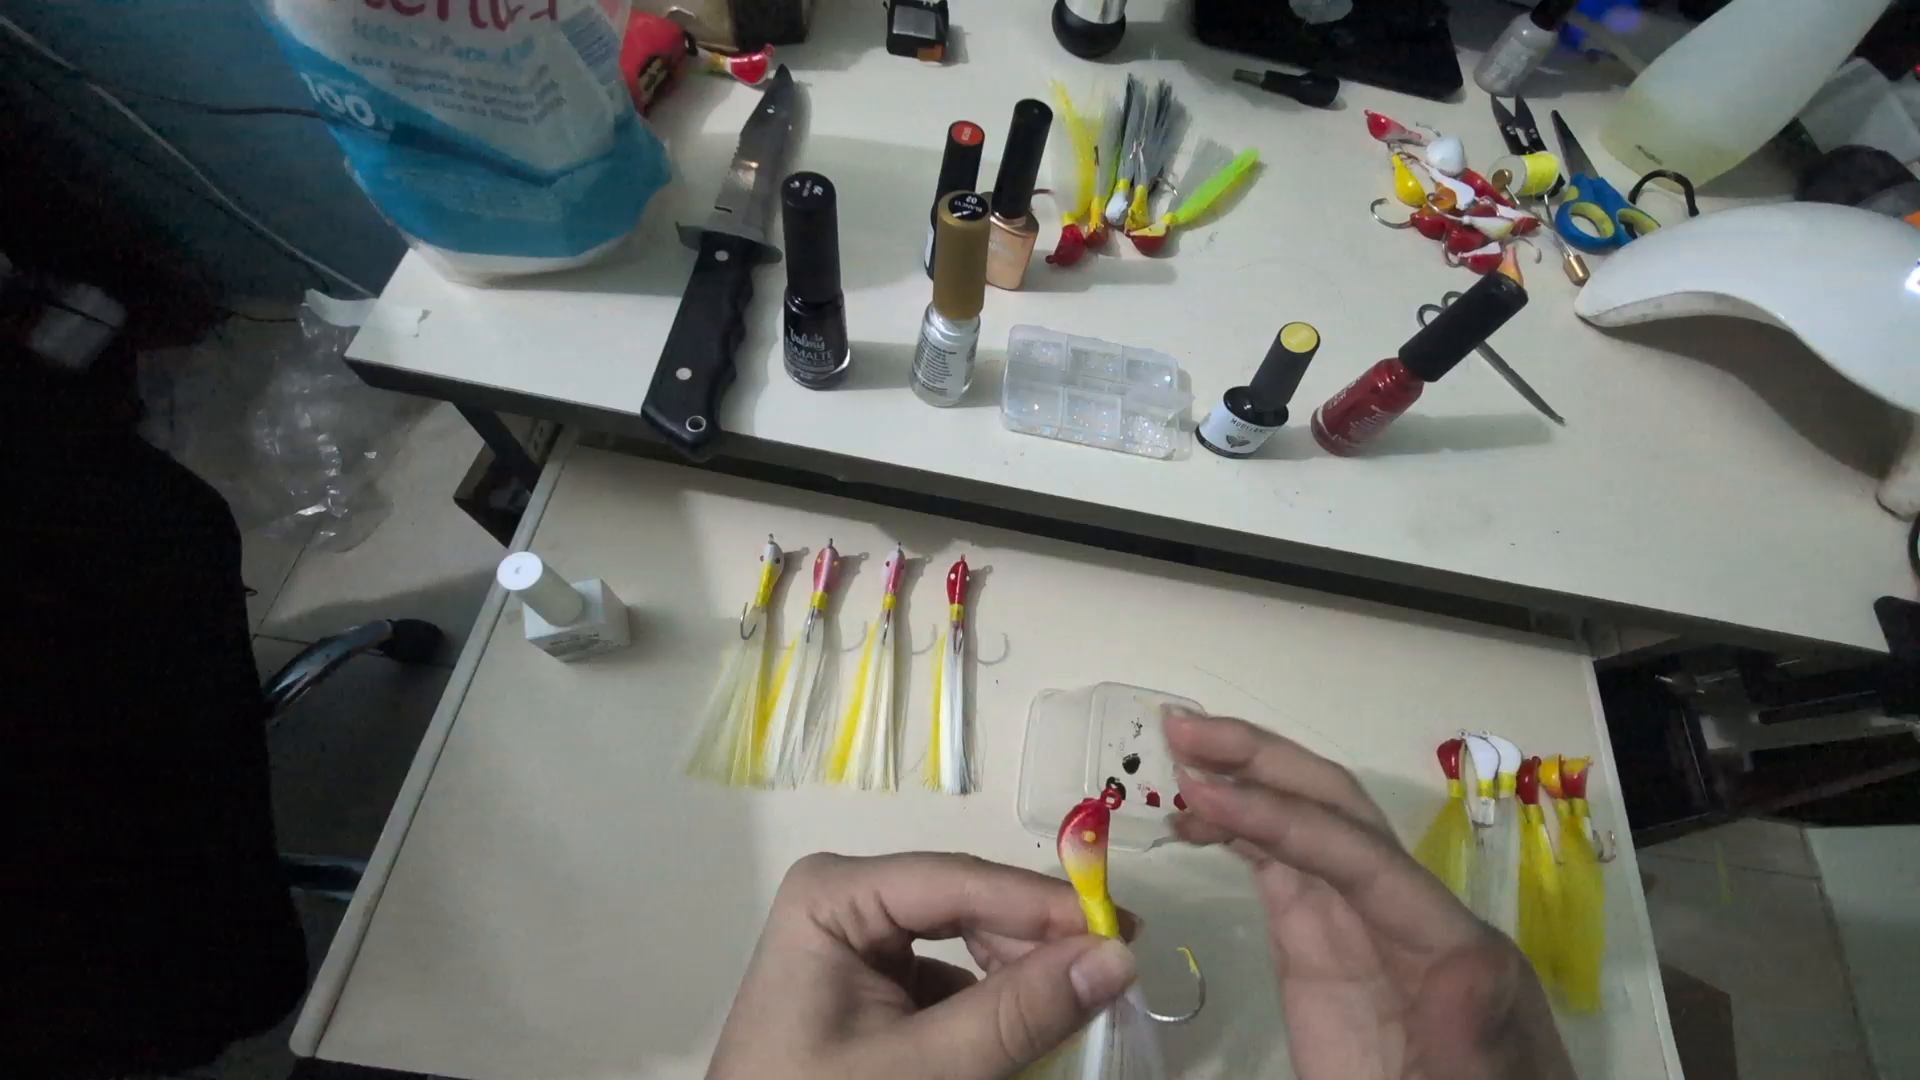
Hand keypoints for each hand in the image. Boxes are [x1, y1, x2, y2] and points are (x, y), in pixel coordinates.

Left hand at [707, 852, 1137, 1079]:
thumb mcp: (920, 1070)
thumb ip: (1016, 1014)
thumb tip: (1115, 958)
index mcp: (835, 892)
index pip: (956, 879)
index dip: (1041, 901)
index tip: (1121, 925)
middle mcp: (848, 894)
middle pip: (964, 902)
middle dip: (1035, 939)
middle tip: (1112, 968)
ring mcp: (860, 933)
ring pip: (965, 934)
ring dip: (1021, 968)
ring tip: (1079, 996)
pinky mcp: (875, 973)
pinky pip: (950, 970)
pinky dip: (994, 997)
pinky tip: (1031, 1018)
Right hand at [1167, 711, 1573, 1079]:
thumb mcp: (1468, 1077)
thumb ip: (1469, 1029)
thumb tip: (1461, 970)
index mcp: (1446, 937)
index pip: (1357, 851)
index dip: (1277, 814)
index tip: (1200, 793)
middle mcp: (1400, 901)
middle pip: (1331, 803)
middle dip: (1258, 758)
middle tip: (1181, 730)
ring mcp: (1354, 910)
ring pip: (1296, 818)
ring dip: (1237, 778)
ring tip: (1174, 756)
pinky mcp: (1316, 926)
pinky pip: (1272, 857)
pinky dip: (1230, 827)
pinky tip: (1190, 820)